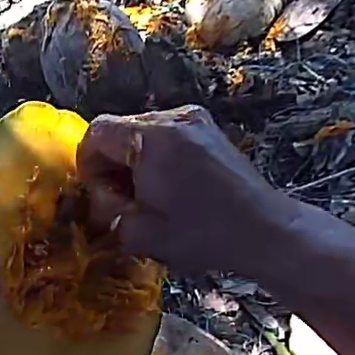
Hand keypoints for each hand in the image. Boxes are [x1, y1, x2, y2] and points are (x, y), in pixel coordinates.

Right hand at [78, 105, 294, 275]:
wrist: (265, 231)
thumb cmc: (204, 235)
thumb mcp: (142, 234)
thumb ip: (108, 213)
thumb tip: (101, 202)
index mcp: (151, 140)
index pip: (96, 133)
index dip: (88, 167)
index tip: (103, 197)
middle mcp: (173, 119)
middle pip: (118, 131)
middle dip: (111, 167)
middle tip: (125, 204)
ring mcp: (194, 121)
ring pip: (140, 134)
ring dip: (133, 164)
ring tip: (149, 199)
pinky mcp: (208, 131)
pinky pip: (165, 137)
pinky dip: (155, 160)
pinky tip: (169, 190)